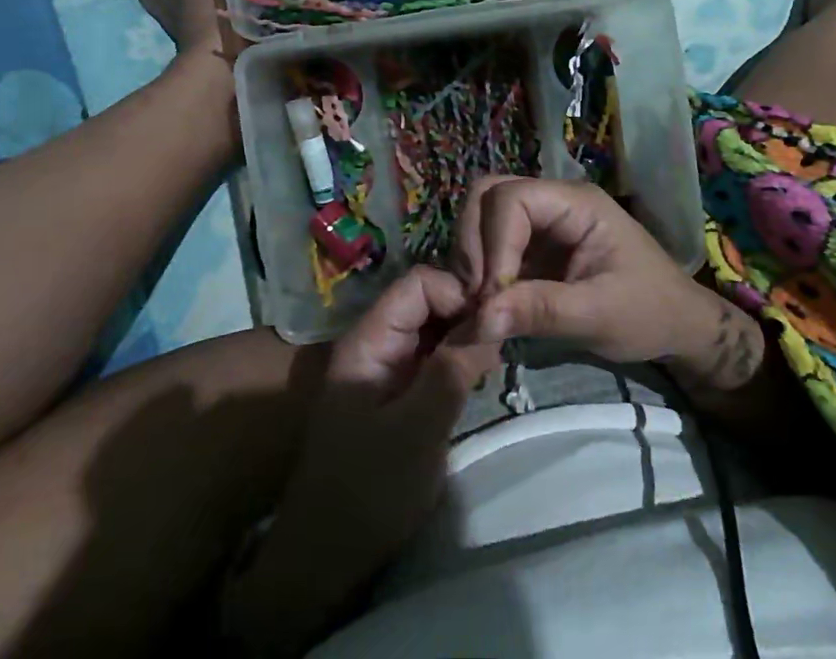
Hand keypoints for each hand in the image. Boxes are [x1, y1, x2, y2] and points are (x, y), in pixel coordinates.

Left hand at [222, 267, 496, 655]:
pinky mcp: (401, 389)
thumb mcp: (416, 431)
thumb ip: (452, 371)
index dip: (458, 292)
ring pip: (435, 326)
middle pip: (428, 299)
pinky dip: (461, 356)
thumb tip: (492, 318)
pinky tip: (483, 371)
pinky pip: (435, 354)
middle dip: (468, 310)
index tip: (496, 320)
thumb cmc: (368, 490)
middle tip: (505, 337)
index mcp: (369, 340)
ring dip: (468, 333)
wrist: (330, 551)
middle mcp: (378, 342)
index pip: (418, 284)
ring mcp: (389, 366)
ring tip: (498, 354)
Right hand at [451, 177, 762, 392]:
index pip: (512, 199)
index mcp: (577, 203)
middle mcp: (553, 203)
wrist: (675, 325)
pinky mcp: (531, 248)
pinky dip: (477, 271)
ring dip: (470, 256)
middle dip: (472, 242)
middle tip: (474, 293)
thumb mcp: (599, 315)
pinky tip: (483, 304)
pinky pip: (489, 246)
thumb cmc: (649, 313)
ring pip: (481, 216)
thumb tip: (480, 318)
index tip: (491, 295)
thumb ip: (540, 311)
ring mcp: (540, 224)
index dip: (492, 244)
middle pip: (488, 195)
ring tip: (477, 301)